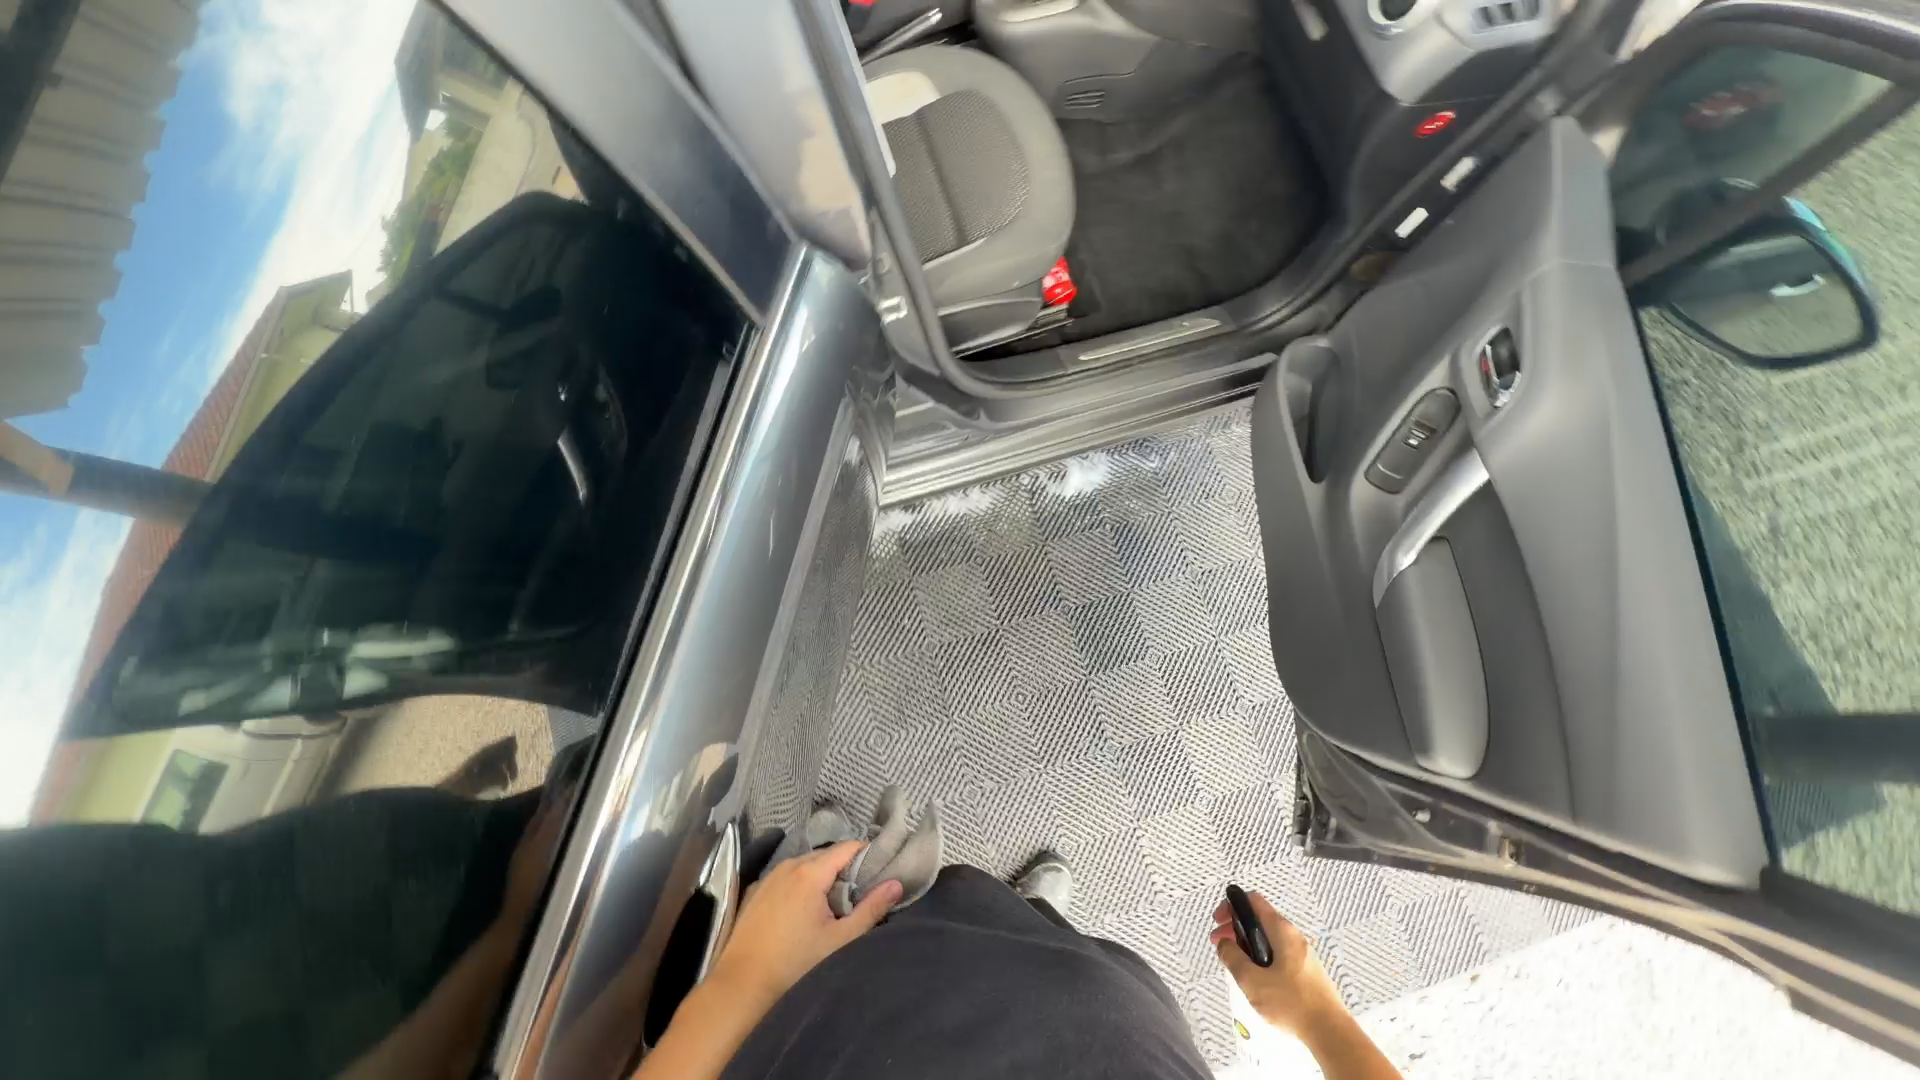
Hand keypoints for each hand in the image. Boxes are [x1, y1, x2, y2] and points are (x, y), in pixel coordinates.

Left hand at [707, 841, 902, 1010]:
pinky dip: (800, 884)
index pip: (847, 847)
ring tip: (833, 903)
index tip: (880, 869)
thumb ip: (871, 909)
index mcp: (810, 873)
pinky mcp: (756, 891)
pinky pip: (786, 877)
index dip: (866, 854)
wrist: (741, 986)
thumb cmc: (795, 964)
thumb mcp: (840, 940)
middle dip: (845, 868)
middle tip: (860, 892)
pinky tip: (802, 911)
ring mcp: (769, 877)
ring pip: (805, 866)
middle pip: (826, 856)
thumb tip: (896, 884)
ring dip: (822, 877)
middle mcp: (788, 866)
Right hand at [1210, 891, 1343, 1037]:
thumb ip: (1232, 958)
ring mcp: (1304, 953)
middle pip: (1260, 919)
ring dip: (1248, 944)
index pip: (1253, 900)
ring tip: (1236, 964)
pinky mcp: (1308, 970)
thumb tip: (1223, 943)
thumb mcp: (1252, 981)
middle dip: (1236, 928)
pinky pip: (1279, 953)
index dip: (1231, 905)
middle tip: (1221, 945)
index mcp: (1282, 930)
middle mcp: (1294, 936)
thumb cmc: (1292, 1003)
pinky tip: (1257, 978)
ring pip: (1269, 938)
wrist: (1331, 1033)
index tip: (1218, 923)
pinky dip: (1262, 956)